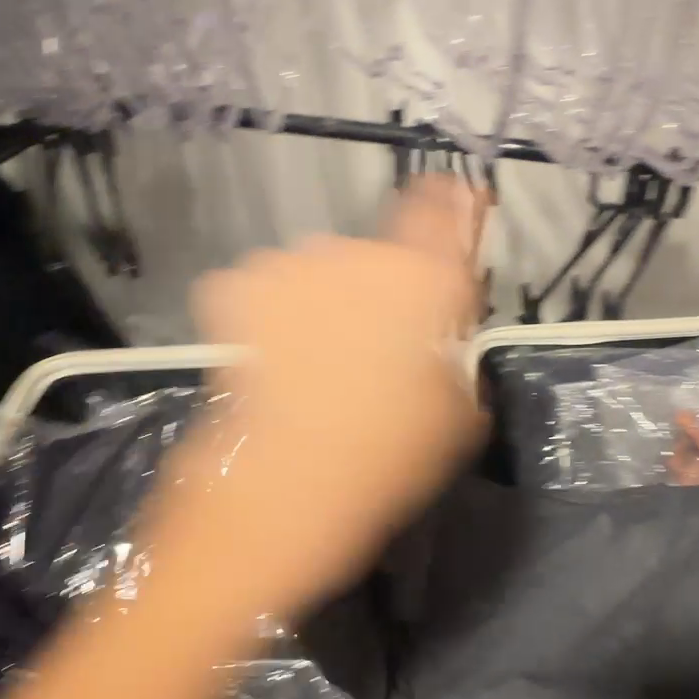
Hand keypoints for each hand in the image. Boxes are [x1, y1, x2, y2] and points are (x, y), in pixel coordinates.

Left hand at [176, 176, 487, 597]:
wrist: (282, 491)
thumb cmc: (388, 459)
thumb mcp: (459, 413)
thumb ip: (460, 354)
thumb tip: (449, 337)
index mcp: (428, 279)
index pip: (447, 207)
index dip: (453, 207)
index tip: (454, 218)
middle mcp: (363, 254)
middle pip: (381, 253)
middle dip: (382, 289)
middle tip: (379, 348)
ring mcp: (295, 265)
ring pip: (323, 271)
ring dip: (326, 301)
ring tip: (319, 363)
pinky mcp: (238, 286)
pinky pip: (269, 288)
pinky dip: (272, 312)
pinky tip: (274, 359)